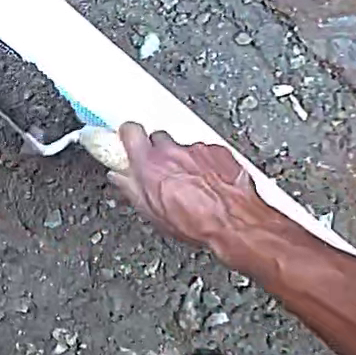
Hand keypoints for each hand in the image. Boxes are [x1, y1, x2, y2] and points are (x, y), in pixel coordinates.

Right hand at [108, 122, 290, 271]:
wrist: (235, 223)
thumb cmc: (196, 222)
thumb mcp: (151, 213)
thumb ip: (131, 189)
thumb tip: (120, 179)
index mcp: (150, 164)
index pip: (130, 132)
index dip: (128, 135)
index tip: (128, 142)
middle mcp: (172, 151)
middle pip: (158, 138)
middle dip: (157, 152)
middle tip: (160, 171)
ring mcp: (197, 149)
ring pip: (183, 147)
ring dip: (182, 160)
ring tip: (189, 184)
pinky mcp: (218, 151)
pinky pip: (205, 152)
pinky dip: (204, 163)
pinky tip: (207, 183)